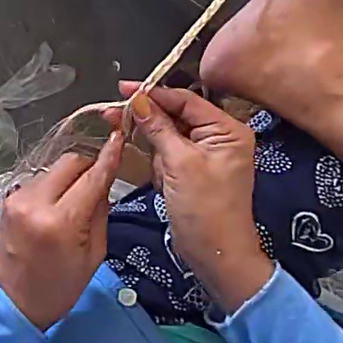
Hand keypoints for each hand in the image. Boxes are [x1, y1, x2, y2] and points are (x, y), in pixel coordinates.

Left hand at [0, 130, 124, 329]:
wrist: (11, 300)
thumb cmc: (58, 287)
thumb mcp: (93, 256)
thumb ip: (99, 214)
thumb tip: (102, 184)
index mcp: (61, 222)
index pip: (90, 178)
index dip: (107, 157)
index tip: (119, 139)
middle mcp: (35, 203)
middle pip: (68, 162)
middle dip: (88, 165)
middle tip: (99, 180)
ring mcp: (18, 198)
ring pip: (52, 168)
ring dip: (69, 176)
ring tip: (75, 200)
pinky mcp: (8, 198)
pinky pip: (38, 180)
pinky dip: (53, 185)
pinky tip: (57, 205)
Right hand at [109, 82, 270, 310]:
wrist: (215, 254)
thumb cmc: (206, 210)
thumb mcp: (179, 162)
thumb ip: (158, 127)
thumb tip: (138, 100)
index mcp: (228, 130)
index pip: (186, 100)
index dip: (153, 93)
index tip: (125, 88)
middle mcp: (219, 137)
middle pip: (175, 113)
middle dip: (146, 114)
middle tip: (115, 110)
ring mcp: (205, 153)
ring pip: (168, 131)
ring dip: (148, 135)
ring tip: (122, 131)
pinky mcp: (192, 168)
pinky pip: (167, 150)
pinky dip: (154, 153)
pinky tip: (143, 156)